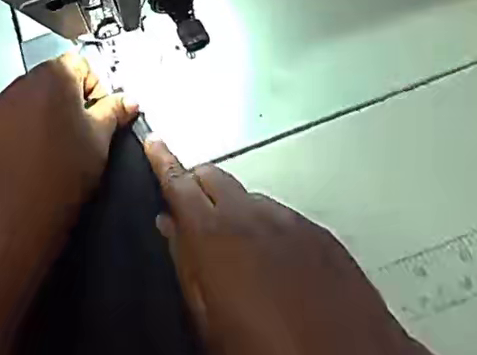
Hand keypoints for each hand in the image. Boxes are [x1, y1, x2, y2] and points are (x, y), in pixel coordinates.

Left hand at [0, 51, 138, 233]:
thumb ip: (113, 112)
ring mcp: (1, 102)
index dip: (95, 87)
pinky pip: (10, 117)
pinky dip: (22, 128)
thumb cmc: (65, 172)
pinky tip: (31, 156)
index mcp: (54, 75)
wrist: (16, 213)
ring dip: (44, 113)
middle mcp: (24, 81)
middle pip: (54, 79)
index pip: (80, 63)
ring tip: (55, 148)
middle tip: (80, 133)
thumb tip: (128, 99)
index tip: (99, 115)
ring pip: (31, 98)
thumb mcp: (100, 140)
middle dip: (69, 100)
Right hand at [145, 138, 429, 354]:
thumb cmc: (272, 353)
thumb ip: (185, 267)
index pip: (177, 180)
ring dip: (235, 208)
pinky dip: (269, 226)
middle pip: (212, 176)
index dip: (161, 159)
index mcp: (213, 234)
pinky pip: (283, 216)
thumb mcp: (210, 322)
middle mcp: (249, 215)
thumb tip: (171, 230)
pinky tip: (275, 260)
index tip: (154, 143)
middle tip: (189, 203)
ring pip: (248, 196)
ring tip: (237, 245)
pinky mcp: (322, 236)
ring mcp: (289, 221)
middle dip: (196, 184)